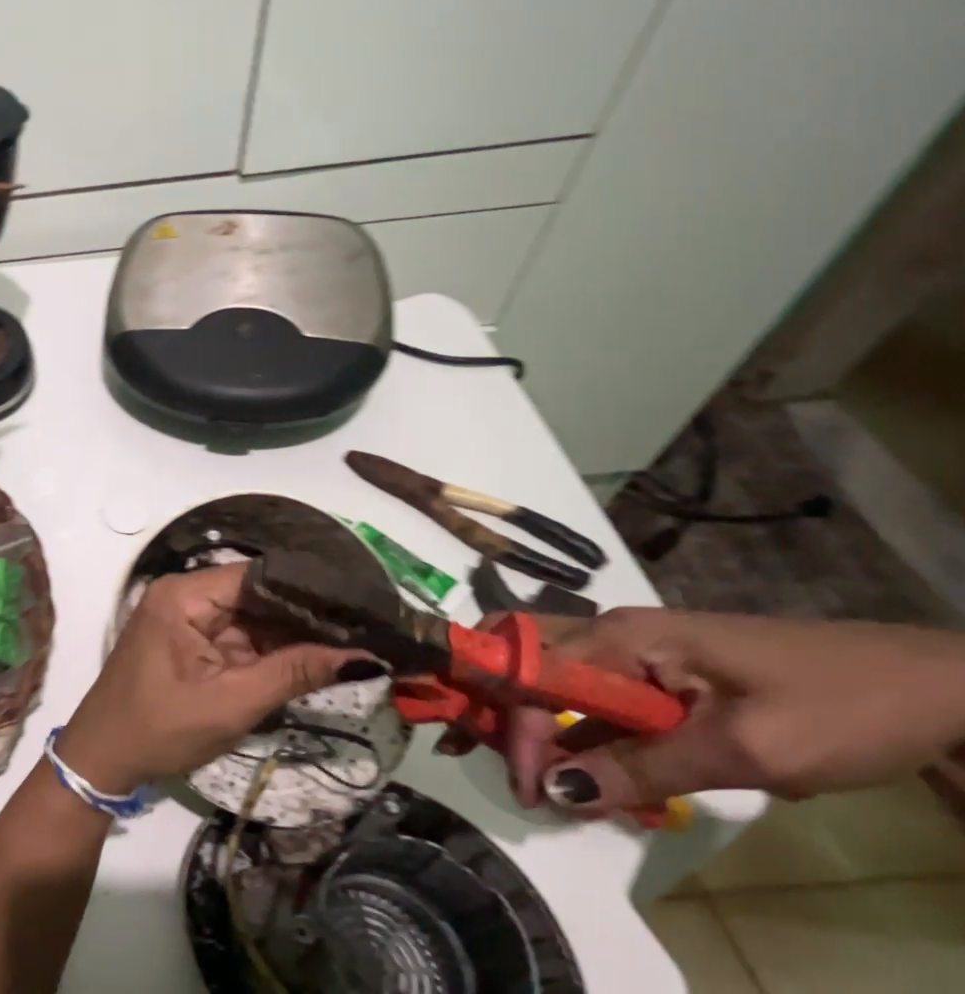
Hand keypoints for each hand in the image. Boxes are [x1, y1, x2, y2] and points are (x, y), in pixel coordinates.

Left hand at [57, 564, 366, 795]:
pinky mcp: (191, 642)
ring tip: (357, 639)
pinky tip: (319, 656)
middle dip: (308, 614)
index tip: (362, 604)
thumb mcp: (231, 704)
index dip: (310, 590)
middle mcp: (184, 596)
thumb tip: (362, 655)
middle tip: (369, 626)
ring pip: (253, 617)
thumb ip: (293, 673)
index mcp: (183, 596)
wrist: (103, 759)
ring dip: (295, 634)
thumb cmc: (160, 729)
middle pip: (258, 594)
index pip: (259, 576)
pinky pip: (240, 637)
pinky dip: (272, 650)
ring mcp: (187, 619)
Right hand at [502, 608, 964, 814]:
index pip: (535, 674)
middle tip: (514, 776)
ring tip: (556, 793)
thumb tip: (556, 792)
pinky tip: (602, 784)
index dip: (518, 728)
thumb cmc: (840, 707)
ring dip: (549, 738)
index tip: (532, 791)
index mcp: (625, 635)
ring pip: (564, 691)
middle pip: (532, 666)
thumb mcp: (745, 749)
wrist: (942, 690)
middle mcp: (618, 635)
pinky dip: (592, 744)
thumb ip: (643, 770)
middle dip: (508, 717)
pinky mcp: (666, 679)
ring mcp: (641, 655)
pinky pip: (606, 708)